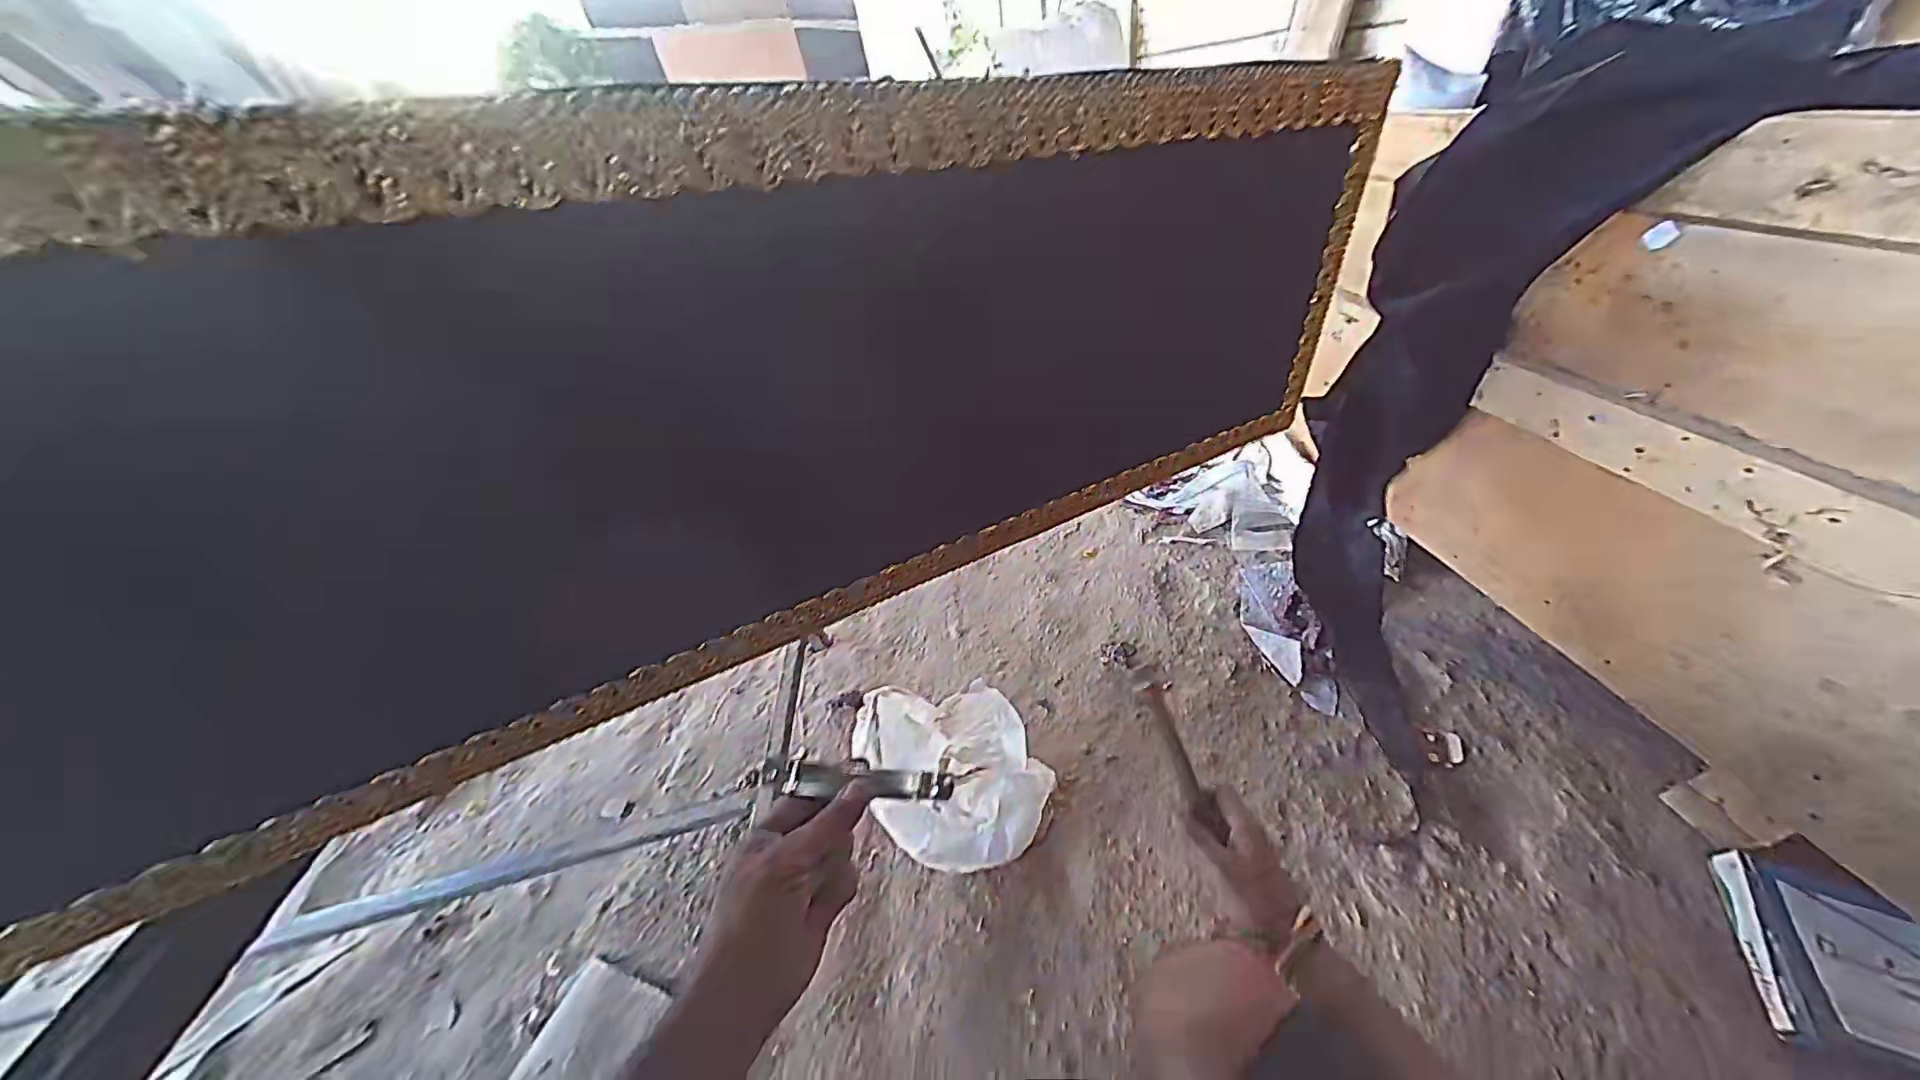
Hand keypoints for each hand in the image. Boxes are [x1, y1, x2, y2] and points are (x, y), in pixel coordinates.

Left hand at [629, 784, 874, 1078]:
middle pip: (832, 825)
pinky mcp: (823, 903)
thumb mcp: (786, 861)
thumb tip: (855, 792)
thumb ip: (827, 824)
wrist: (746, 992)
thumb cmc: (745, 928)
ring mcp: (806, 879)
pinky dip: (839, 891)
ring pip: (843, 853)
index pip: (809, 798)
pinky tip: (819, 910)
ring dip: (833, 870)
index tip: (860, 779)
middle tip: (817, 858)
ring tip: (809, 895)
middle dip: (832, 840)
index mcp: (768, 835)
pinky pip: (848, 880)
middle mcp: (788, 853)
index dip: (833, 790)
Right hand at [1184, 788, 1301, 938]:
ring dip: (1210, 829)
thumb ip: (1201, 837)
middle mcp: (1253, 828)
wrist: (1283, 930)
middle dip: (1204, 813)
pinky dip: (1218, 843)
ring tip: (1198, 848)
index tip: (1187, 809)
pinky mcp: (1255, 860)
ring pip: (1227, 823)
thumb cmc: (1252, 895)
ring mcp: (1256, 844)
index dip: (1203, 795)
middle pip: (1224, 806)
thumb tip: (1182, 813)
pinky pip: (1232, 840)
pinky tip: (1212, 862)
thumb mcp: (1222, 864)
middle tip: (1189, 830)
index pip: (1223, 792)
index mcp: (1247, 824)